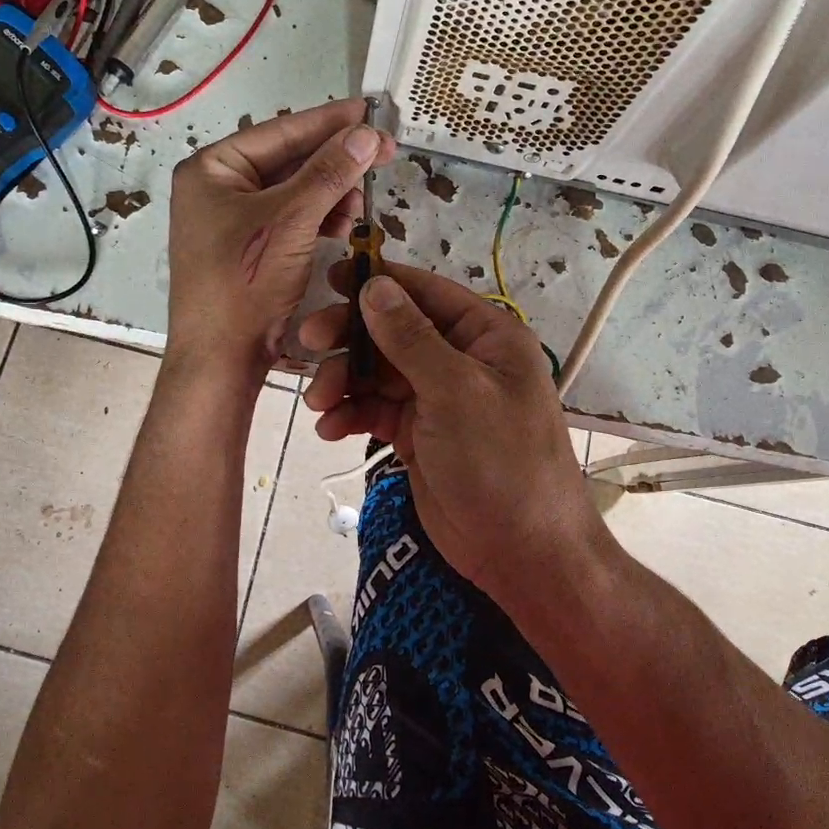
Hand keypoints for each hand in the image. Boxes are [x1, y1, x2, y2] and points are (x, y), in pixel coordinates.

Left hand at [166, 100, 394, 370]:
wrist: (219, 359)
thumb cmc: (244, 283)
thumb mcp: (291, 221)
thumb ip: (330, 174)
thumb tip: (368, 133)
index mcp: (211, 169)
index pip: (279, 131)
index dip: (329, 121)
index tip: (372, 111)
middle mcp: (216, 188)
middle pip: (286, 160)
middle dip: (334, 161)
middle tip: (384, 153)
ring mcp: (230, 221)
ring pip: (292, 192)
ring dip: (330, 192)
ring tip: (362, 199)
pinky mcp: (246, 249)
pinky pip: (289, 220)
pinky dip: (318, 219)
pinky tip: (344, 223)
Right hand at [299, 264, 608, 601]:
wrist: (520, 551)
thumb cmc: (500, 461)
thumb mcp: (456, 392)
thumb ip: (411, 338)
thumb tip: (375, 285)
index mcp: (484, 337)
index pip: (424, 293)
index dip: (378, 282)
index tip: (331, 277)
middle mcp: (459, 359)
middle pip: (391, 331)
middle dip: (350, 338)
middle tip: (309, 342)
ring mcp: (436, 398)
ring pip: (376, 372)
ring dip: (343, 382)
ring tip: (320, 405)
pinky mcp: (416, 434)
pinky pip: (374, 410)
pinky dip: (350, 414)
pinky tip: (330, 430)